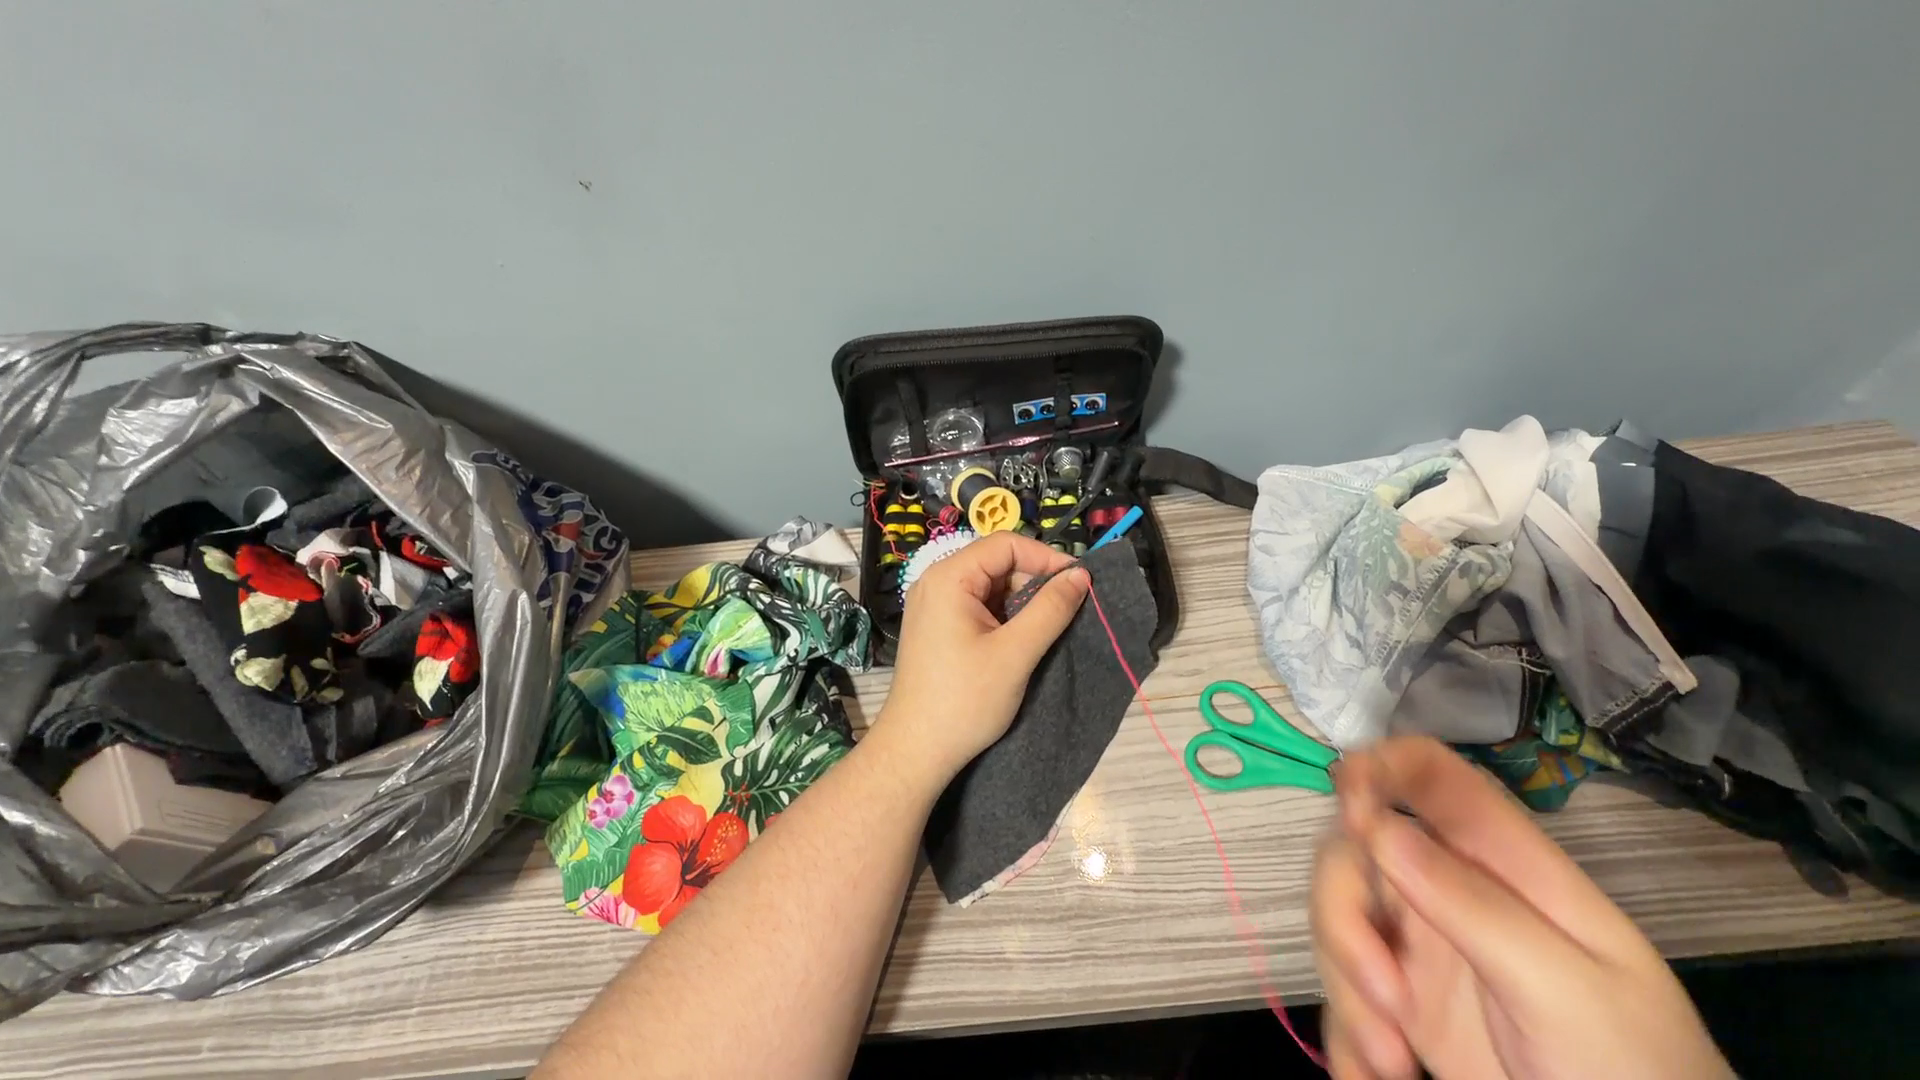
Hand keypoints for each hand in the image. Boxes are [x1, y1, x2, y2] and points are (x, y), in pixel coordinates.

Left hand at [872, 531, 1089, 781]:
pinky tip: (1022, 642)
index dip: (1046, 558)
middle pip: (997, 563)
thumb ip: (1051, 609)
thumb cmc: (964, 700)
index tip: (1079, 583)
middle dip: (1035, 582)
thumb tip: (1081, 575)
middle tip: (1067, 612)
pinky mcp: (938, 628)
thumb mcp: (1016, 653)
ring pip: (991, 587)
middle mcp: (936, 582)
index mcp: (948, 578)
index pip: (1006, 544)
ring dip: (1022, 603)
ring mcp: (934, 606)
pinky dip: (1005, 618)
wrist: (916, 750)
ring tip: (1047, 631)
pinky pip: (979, 607)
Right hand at [1311, 737, 1732, 1079]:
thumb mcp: (1567, 990)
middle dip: (1345, 917)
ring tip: (1392, 1063)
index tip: (1349, 809)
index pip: (1434, 776)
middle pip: (1358, 853)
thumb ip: (1476, 906)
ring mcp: (1421, 949)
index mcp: (1504, 867)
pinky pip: (1341, 996)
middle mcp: (1450, 893)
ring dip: (1345, 990)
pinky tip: (1374, 1078)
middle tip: (1382, 994)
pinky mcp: (1401, 1006)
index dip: (1381, 765)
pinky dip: (1344, 1038)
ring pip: (1337, 921)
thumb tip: (1379, 828)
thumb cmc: (1636, 1072)